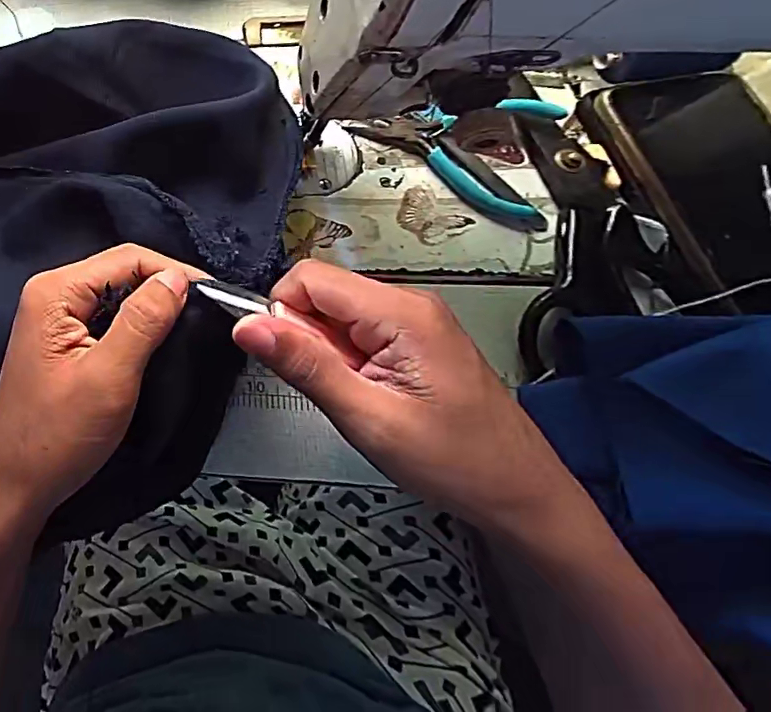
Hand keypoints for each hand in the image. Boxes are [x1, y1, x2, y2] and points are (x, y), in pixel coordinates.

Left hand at [0, 245, 207, 523]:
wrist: (15, 489)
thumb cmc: (56, 438)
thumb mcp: (109, 377)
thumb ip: (143, 321)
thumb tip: (176, 278)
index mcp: (54, 292)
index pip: (126, 258)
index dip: (173, 271)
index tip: (212, 294)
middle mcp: (50, 294)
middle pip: (121, 272)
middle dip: (164, 287)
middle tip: (206, 310)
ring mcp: (53, 317)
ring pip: (117, 295)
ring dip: (152, 307)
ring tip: (189, 324)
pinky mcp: (61, 339)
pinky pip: (107, 317)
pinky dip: (136, 325)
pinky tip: (158, 340)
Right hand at [232, 260, 574, 534]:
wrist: (521, 493)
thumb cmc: (459, 462)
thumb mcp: (368, 418)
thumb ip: (305, 366)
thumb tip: (249, 326)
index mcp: (401, 312)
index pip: (307, 277)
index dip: (284, 315)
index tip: (295, 361)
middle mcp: (408, 302)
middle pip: (320, 292)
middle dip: (308, 338)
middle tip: (336, 387)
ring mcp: (412, 317)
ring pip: (334, 312)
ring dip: (328, 351)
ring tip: (359, 394)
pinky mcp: (412, 334)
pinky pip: (355, 329)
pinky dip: (347, 358)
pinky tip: (371, 391)